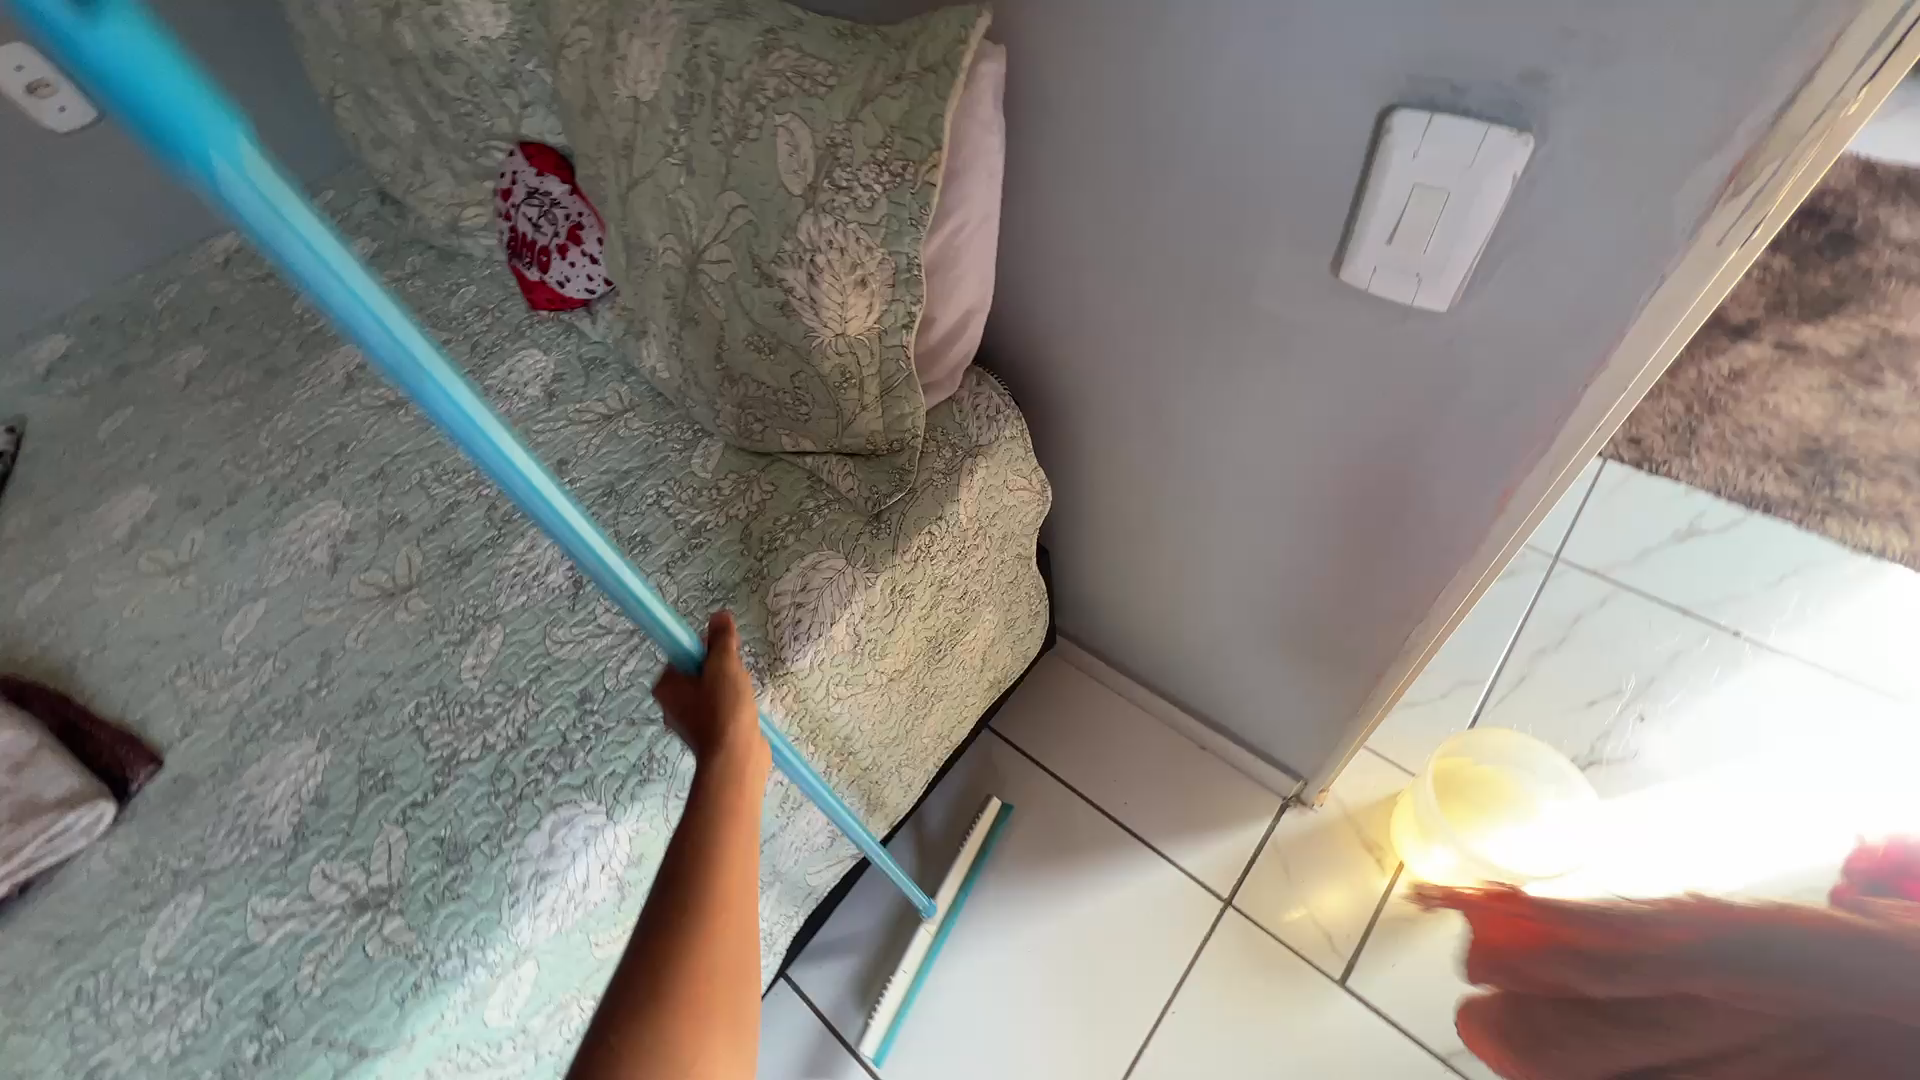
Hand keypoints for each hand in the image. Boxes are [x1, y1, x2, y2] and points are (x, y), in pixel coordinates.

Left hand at [652, 612, 769, 776]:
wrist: (735, 759)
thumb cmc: (724, 709)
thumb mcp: (725, 665)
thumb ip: (722, 639)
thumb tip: (719, 615)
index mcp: (666, 685)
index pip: (684, 652)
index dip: (707, 648)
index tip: (726, 654)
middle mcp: (671, 703)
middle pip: (698, 670)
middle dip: (722, 669)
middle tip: (736, 676)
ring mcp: (689, 720)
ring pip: (711, 688)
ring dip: (730, 686)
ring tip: (742, 694)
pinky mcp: (707, 733)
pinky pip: (719, 707)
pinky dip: (732, 704)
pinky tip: (745, 709)